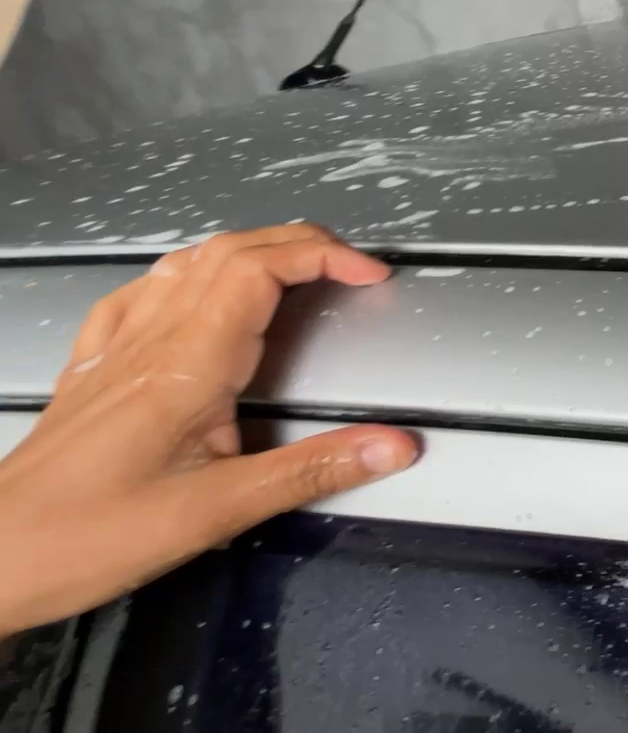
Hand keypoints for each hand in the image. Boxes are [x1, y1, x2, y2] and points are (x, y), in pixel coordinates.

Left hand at [0, 224, 417, 636]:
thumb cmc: (77, 540)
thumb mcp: (212, 512)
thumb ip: (313, 471)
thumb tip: (394, 445)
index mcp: (184, 365)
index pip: (258, 270)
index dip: (325, 257)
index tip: (371, 276)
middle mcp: (148, 344)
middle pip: (230, 251)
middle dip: (305, 243)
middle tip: (354, 266)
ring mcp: (115, 350)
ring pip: (189, 262)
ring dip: (258, 248)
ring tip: (303, 266)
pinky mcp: (96, 368)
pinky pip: (144, 292)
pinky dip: (194, 271)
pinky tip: (205, 287)